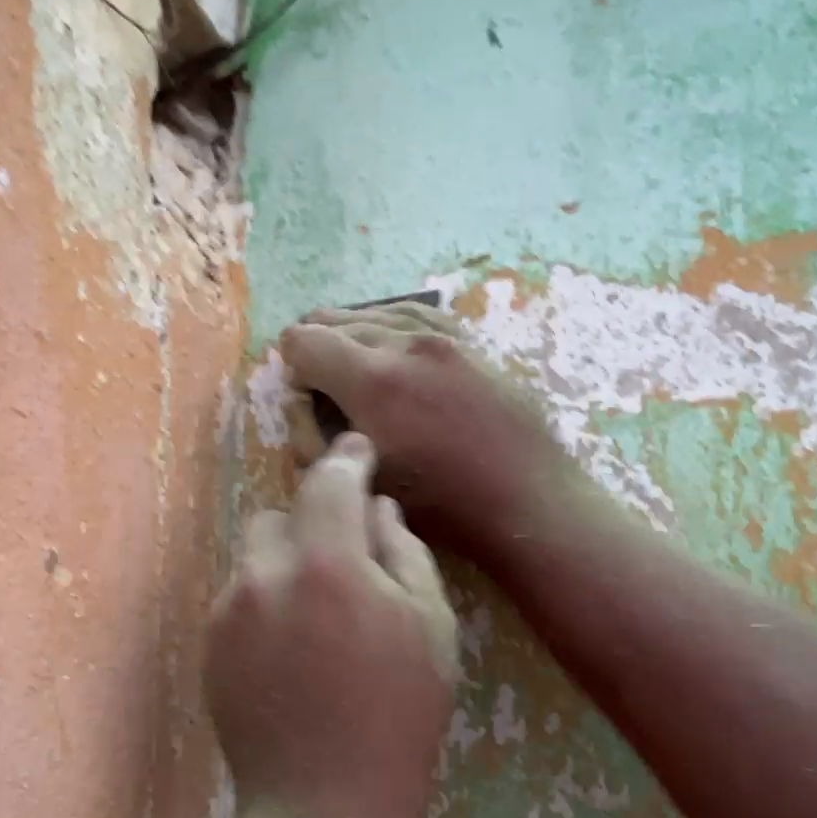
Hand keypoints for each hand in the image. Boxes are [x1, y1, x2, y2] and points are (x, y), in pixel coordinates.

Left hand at [205, 434, 459, 817]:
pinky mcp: (208, 645)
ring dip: (286, 562)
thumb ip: (403, 552)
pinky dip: (264, 601)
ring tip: (319, 615)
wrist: (323, 808)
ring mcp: (227, 611)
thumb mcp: (431, 630)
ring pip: (254, 555)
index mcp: (325, 564)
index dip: (348, 460)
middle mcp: (263, 575)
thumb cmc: (397, 720)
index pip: (329, 482)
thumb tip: (377, 507)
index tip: (359, 452)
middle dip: (313, 522)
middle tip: (348, 563)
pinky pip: (238, 597)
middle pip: (281, 514)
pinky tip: (292, 651)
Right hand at [281, 302, 574, 552]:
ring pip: (376, 313)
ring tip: (345, 357)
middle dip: (318, 348)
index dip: (291, 366)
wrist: (525, 500)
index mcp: (373, 380)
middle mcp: (406, 343)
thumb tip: (297, 400)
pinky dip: (390, 323)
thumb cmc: (438, 504)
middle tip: (319, 382)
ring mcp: (444, 337)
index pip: (304, 341)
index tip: (302, 394)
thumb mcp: (360, 481)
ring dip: (352, 333)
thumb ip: (312, 438)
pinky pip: (417, 314)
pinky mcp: (470, 342)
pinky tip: (386, 338)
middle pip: (336, 321)